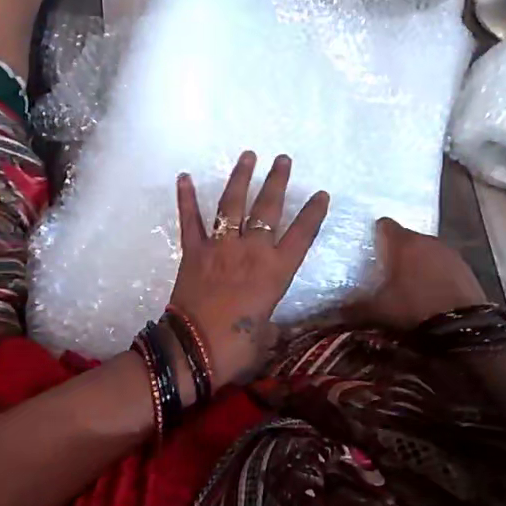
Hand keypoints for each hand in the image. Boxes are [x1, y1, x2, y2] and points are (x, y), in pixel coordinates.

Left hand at [170, 152, 329, 384]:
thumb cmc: (235, 349)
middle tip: (283, 159)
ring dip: (241, 178)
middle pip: (268, 208)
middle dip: (277, 181)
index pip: (302, 235)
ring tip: (248, 155)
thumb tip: (273, 329)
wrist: (193, 350)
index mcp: (275, 272)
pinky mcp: (193, 252)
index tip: (321, 194)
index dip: (313, 213)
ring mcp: (220, 248)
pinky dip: (186, 199)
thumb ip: (271, 326)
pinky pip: (190, 220)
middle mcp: (251, 251)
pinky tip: (183, 177)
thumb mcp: (265, 340)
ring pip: (232, 204)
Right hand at [352, 217, 491, 331]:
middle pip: (405, 237)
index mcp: (402, 243)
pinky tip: (430, 291)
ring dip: (417, 261)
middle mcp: (426, 240)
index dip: (375, 234)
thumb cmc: (413, 309)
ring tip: (408, 283)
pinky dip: (434, 272)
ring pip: (425, 250)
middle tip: (384, 271)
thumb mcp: (377, 312)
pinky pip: (443, 263)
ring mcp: (449, 252)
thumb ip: (352, 308)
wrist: (462, 327)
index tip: (368, 249)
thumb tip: (330, 312)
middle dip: (395, 250)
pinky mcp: (465, 267)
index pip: (384, 224)